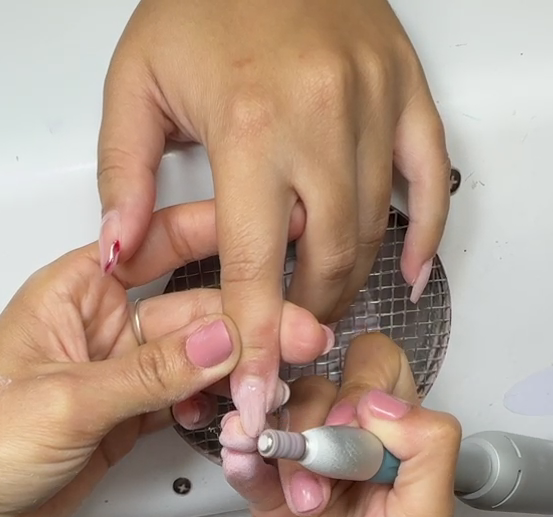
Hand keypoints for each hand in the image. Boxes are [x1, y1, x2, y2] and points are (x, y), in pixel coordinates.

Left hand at [0, 202, 332, 516]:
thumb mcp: (68, 400)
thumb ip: (150, 373)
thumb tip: (218, 341)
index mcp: (72, 292)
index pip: (153, 245)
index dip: (214, 237)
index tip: (270, 238)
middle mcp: (101, 326)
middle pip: (189, 310)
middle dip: (245, 323)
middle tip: (298, 335)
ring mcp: (120, 373)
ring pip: (195, 359)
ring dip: (238, 368)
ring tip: (281, 378)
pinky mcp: (130, 416)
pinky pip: (186, 400)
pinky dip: (215, 405)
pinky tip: (238, 408)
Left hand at [97, 0, 450, 439]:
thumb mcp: (135, 83)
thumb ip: (123, 178)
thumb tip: (120, 256)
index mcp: (251, 125)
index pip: (255, 271)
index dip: (255, 346)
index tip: (256, 398)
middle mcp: (322, 119)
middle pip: (325, 263)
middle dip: (302, 322)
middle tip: (282, 355)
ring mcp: (375, 104)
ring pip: (372, 232)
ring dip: (345, 287)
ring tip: (316, 317)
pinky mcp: (407, 90)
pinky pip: (432, 178)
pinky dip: (425, 232)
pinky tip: (406, 273)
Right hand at [220, 334, 461, 516]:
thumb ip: (427, 449)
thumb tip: (380, 402)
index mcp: (394, 439)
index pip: (378, 366)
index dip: (361, 385)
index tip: (355, 430)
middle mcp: (347, 441)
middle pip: (318, 382)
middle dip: (315, 421)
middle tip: (322, 472)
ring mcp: (303, 463)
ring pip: (278, 413)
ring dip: (281, 447)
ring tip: (296, 500)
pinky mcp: (266, 491)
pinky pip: (246, 454)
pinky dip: (241, 455)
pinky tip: (243, 463)